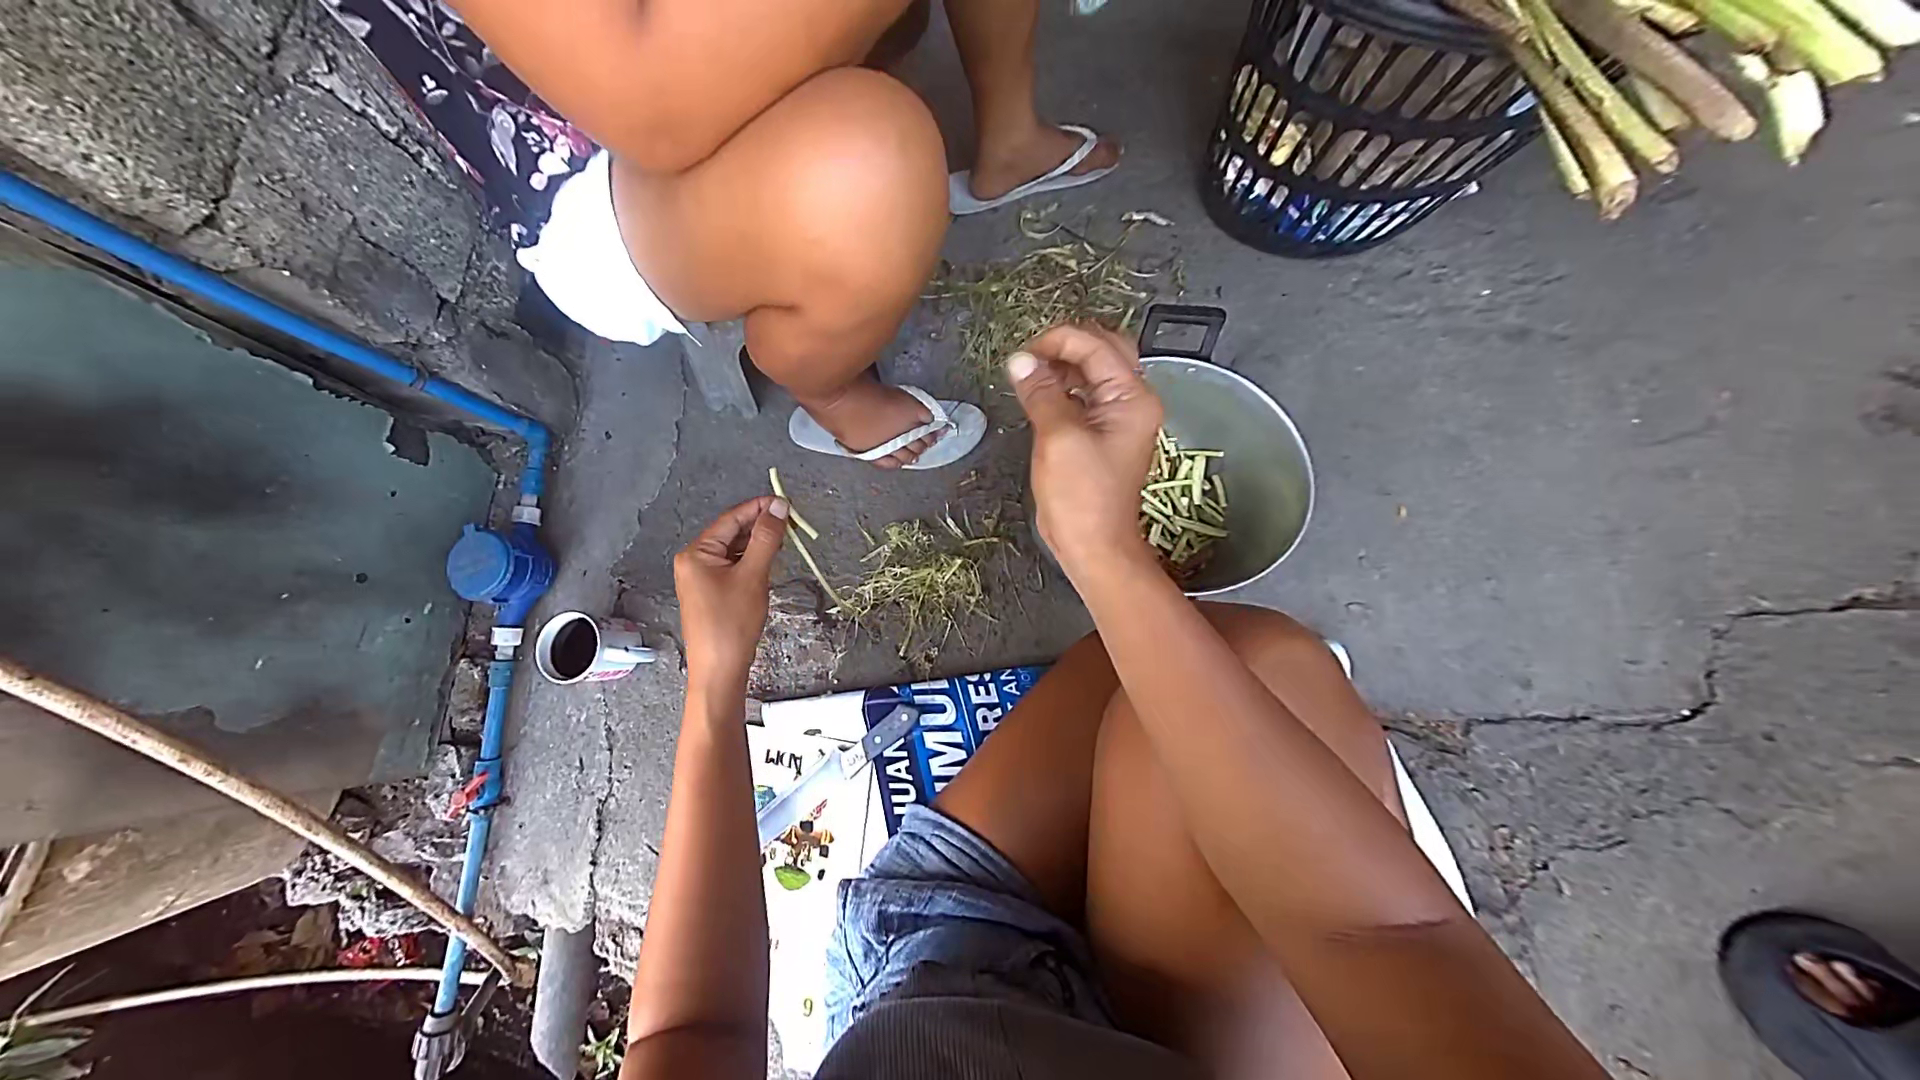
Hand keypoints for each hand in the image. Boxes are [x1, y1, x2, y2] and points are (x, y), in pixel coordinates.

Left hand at [673, 496, 788, 693]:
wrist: (720, 670)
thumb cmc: (732, 623)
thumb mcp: (753, 575)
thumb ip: (766, 538)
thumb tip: (779, 507)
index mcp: (696, 553)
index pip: (731, 519)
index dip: (759, 508)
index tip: (786, 503)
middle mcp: (694, 561)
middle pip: (731, 533)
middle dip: (761, 526)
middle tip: (792, 522)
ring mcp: (701, 578)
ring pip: (734, 550)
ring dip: (759, 544)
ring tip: (786, 540)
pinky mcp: (711, 592)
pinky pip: (733, 566)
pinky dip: (752, 561)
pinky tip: (770, 562)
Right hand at [1006, 325, 1162, 574]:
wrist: (1093, 545)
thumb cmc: (1080, 497)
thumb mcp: (1058, 438)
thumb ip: (1042, 393)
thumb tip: (1021, 360)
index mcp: (1133, 398)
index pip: (1097, 346)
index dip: (1058, 341)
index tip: (1024, 354)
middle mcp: (1133, 402)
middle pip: (1103, 351)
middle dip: (1064, 348)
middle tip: (1029, 359)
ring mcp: (1119, 419)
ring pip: (1094, 373)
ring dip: (1062, 368)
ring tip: (1030, 377)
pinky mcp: (1103, 434)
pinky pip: (1086, 397)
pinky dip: (1063, 390)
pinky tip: (1040, 396)